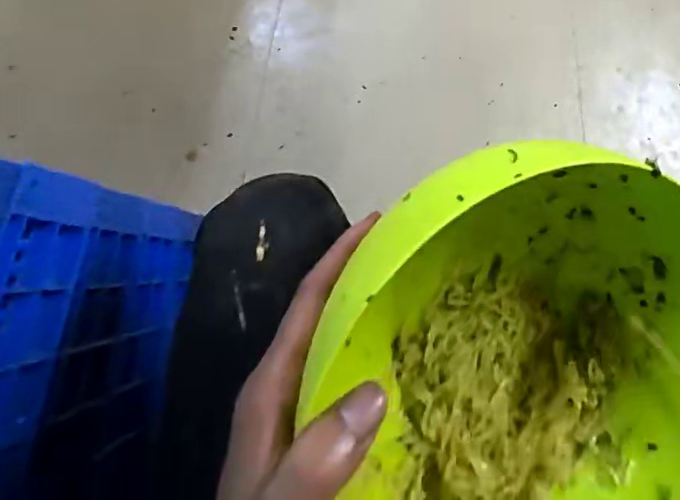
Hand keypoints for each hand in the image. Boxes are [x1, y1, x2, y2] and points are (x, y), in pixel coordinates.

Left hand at [218, 213, 384, 499]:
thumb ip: (316, 457)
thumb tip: (375, 390)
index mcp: (269, 384)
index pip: (307, 300)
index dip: (339, 256)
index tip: (376, 221)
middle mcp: (280, 387)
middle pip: (320, 311)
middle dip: (356, 273)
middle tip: (404, 249)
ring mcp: (291, 412)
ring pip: (331, 343)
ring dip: (363, 309)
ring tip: (409, 290)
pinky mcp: (306, 437)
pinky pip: (341, 377)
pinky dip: (367, 354)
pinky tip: (398, 365)